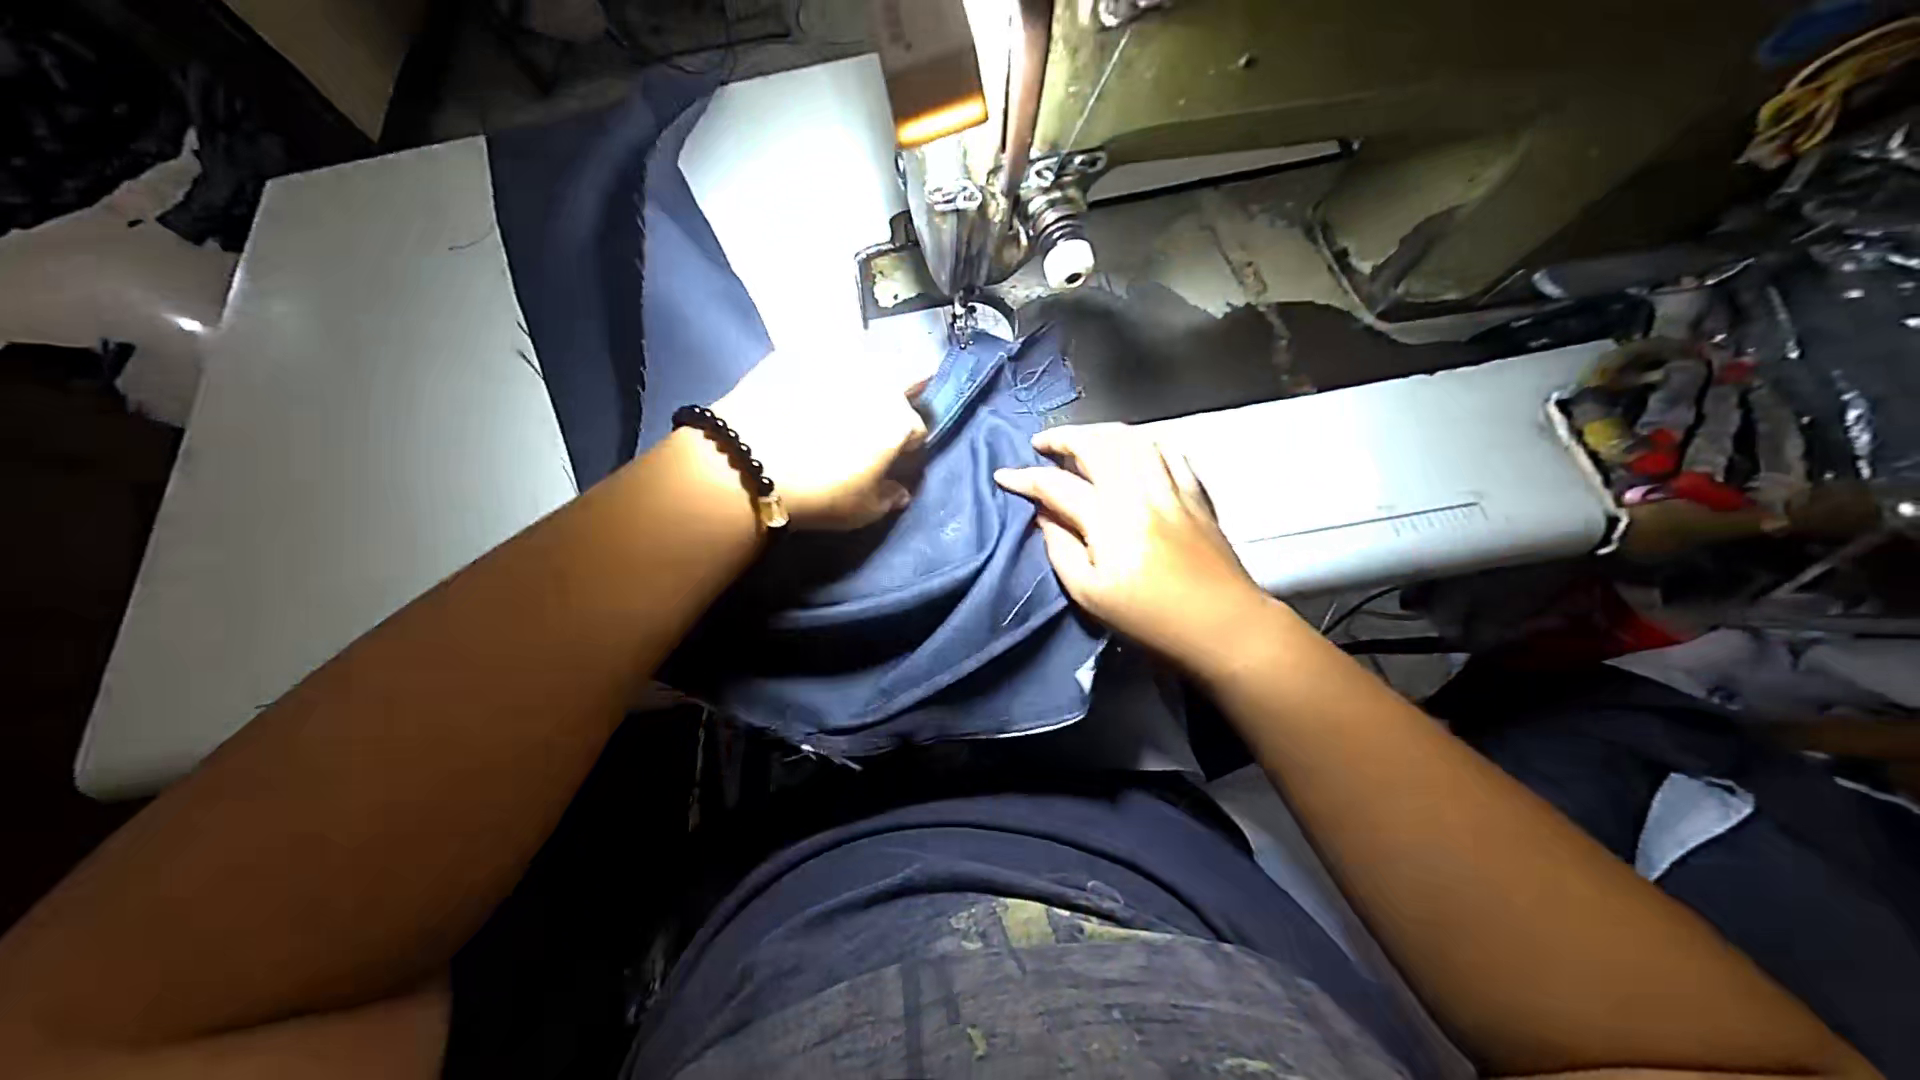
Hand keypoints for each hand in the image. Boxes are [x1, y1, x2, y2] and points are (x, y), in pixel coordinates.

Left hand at [709, 346, 928, 530]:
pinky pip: (823, 352)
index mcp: (899, 420)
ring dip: (867, 372)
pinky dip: (823, 367)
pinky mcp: (798, 350)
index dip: (907, 444)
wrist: (747, 462)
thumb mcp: (861, 511)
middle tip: (880, 413)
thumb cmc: (817, 493)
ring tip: (845, 395)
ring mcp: (838, 359)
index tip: (893, 456)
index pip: (918, 429)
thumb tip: (900, 492)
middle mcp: (878, 381)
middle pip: (910, 372)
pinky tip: (806, 386)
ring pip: (868, 355)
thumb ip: (888, 498)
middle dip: (905, 389)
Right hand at [995, 424, 1276, 671]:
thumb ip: (1060, 549)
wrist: (1222, 624)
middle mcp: (1139, 491)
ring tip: (1083, 441)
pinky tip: (1134, 451)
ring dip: (1101, 433)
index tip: (1003, 475)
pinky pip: (1168, 452)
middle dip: (1063, 437)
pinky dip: (1144, 444)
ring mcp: (1171, 488)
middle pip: (1097, 444)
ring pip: (1134, 439)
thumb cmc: (1150, 619)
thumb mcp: (1090, 595)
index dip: (1025, 478)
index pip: (1057, 485)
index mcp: (1108, 518)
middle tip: (1042, 444)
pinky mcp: (1196, 494)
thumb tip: (1044, 516)